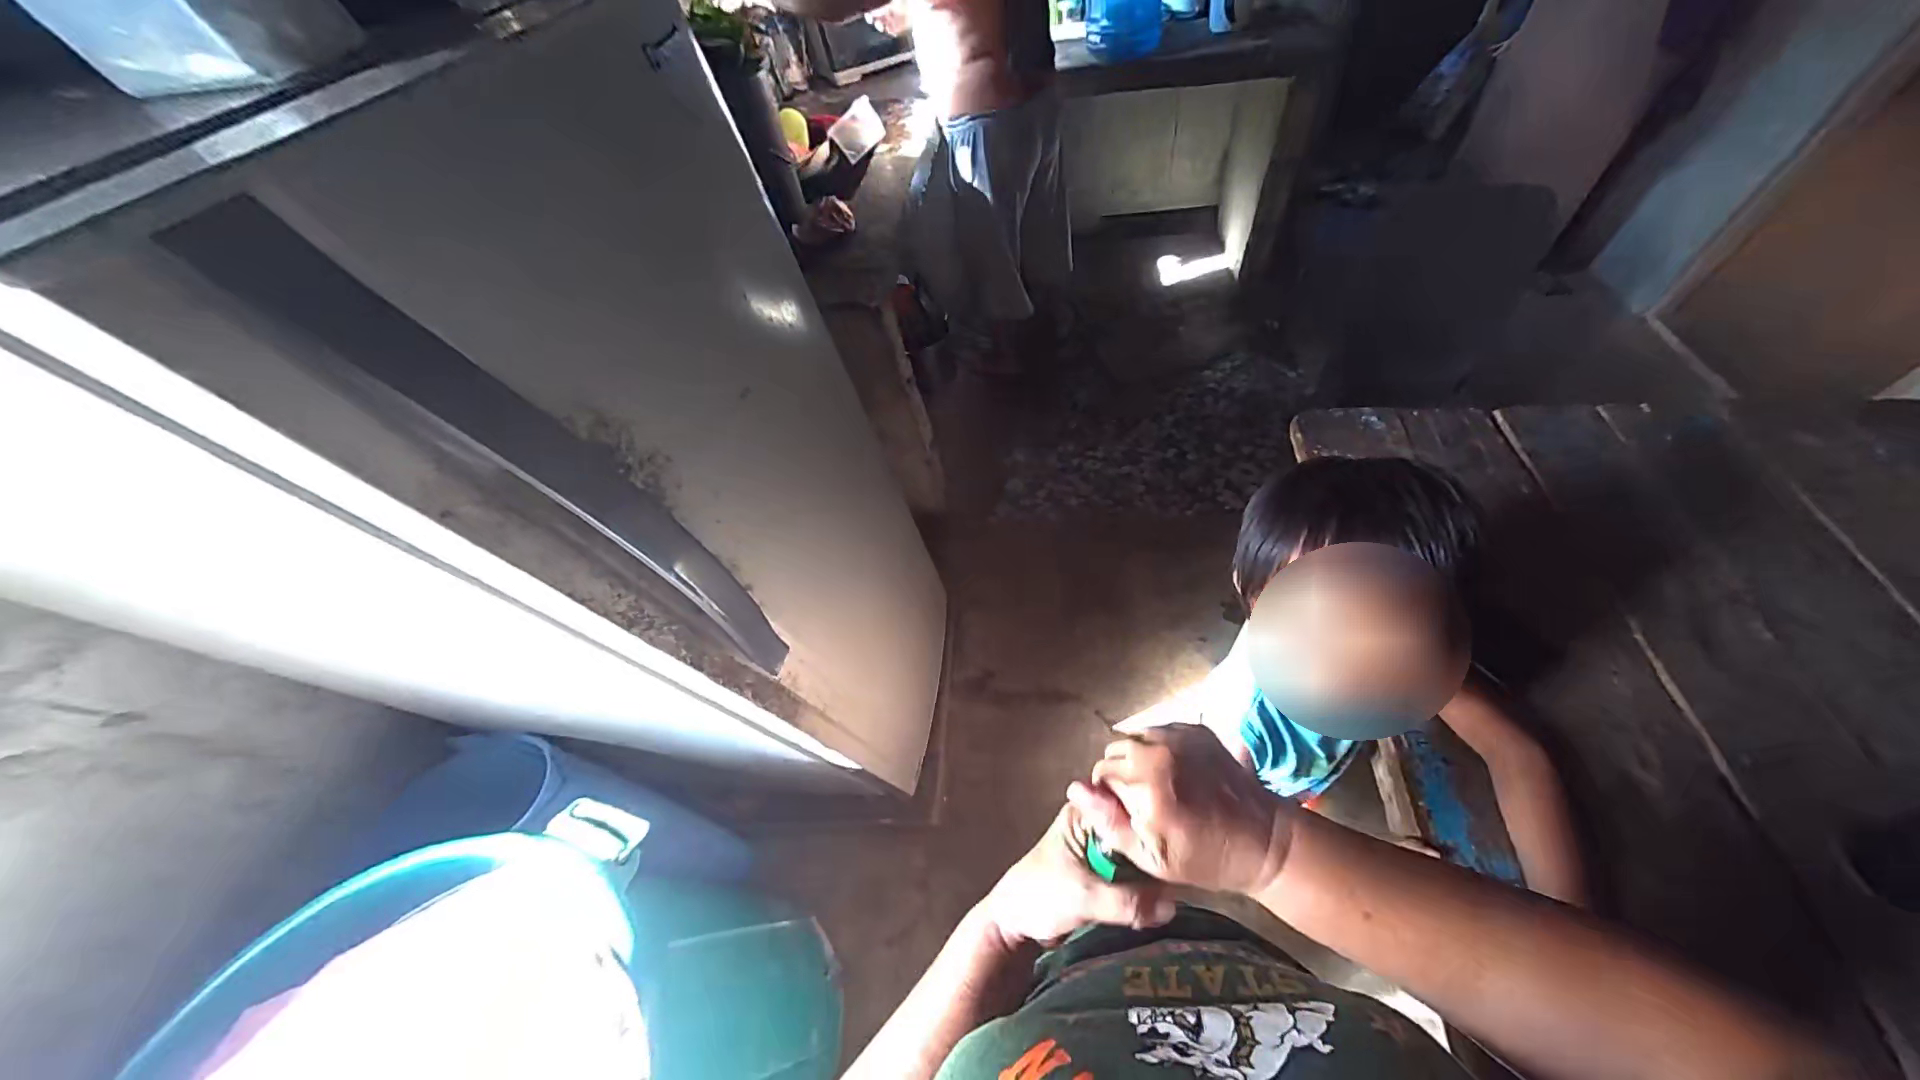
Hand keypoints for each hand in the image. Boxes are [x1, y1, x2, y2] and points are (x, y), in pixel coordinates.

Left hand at [981, 802, 1175, 947]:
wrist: (1016, 923)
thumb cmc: (1040, 897)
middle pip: (1137, 830)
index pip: (1128, 808)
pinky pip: (1135, 872)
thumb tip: (1171, 905)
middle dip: (1156, 850)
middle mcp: (1096, 823)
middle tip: (1182, 866)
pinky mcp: (1107, 870)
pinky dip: (1147, 884)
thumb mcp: (1084, 897)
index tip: (1178, 842)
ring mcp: (1101, 847)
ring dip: (1153, 870)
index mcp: (1084, 814)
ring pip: (1139, 853)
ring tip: (1177, 882)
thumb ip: (1126, 901)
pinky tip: (1164, 895)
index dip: (1153, 823)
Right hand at [1070, 724, 1295, 895]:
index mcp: (1144, 781)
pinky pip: (1160, 730)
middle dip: (1121, 773)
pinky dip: (1160, 747)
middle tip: (1145, 801)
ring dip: (1140, 757)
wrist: (1263, 840)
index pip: (1100, 775)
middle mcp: (1157, 749)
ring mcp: (1179, 735)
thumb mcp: (1150, 856)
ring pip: (1136, 738)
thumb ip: (1108, 821)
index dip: (1109, 797)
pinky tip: (1177, 771)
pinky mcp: (1196, 730)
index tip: (1130, 814)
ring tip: (1162, 784)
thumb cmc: (1203, 858)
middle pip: (1115, 752)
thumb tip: (1075, 789)